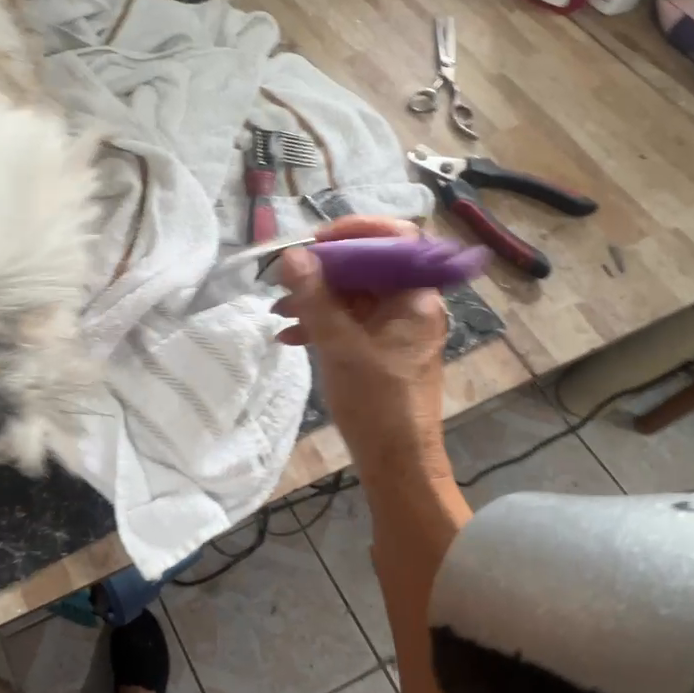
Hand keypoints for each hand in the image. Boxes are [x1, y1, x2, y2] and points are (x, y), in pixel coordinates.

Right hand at [273, 216, 447, 430]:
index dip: (356, 231)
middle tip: (283, 276)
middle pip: (366, 265)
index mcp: (415, 296)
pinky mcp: (380, 348)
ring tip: (278, 310)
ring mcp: (394, 327)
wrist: (397, 461)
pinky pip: (349, 320)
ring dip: (314, 297)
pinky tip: (289, 336)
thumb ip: (314, 298)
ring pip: (353, 294)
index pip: (396, 238)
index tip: (316, 242)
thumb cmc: (378, 402)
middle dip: (322, 269)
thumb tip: (292, 256)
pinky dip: (320, 322)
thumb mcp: (340, 346)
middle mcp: (409, 304)